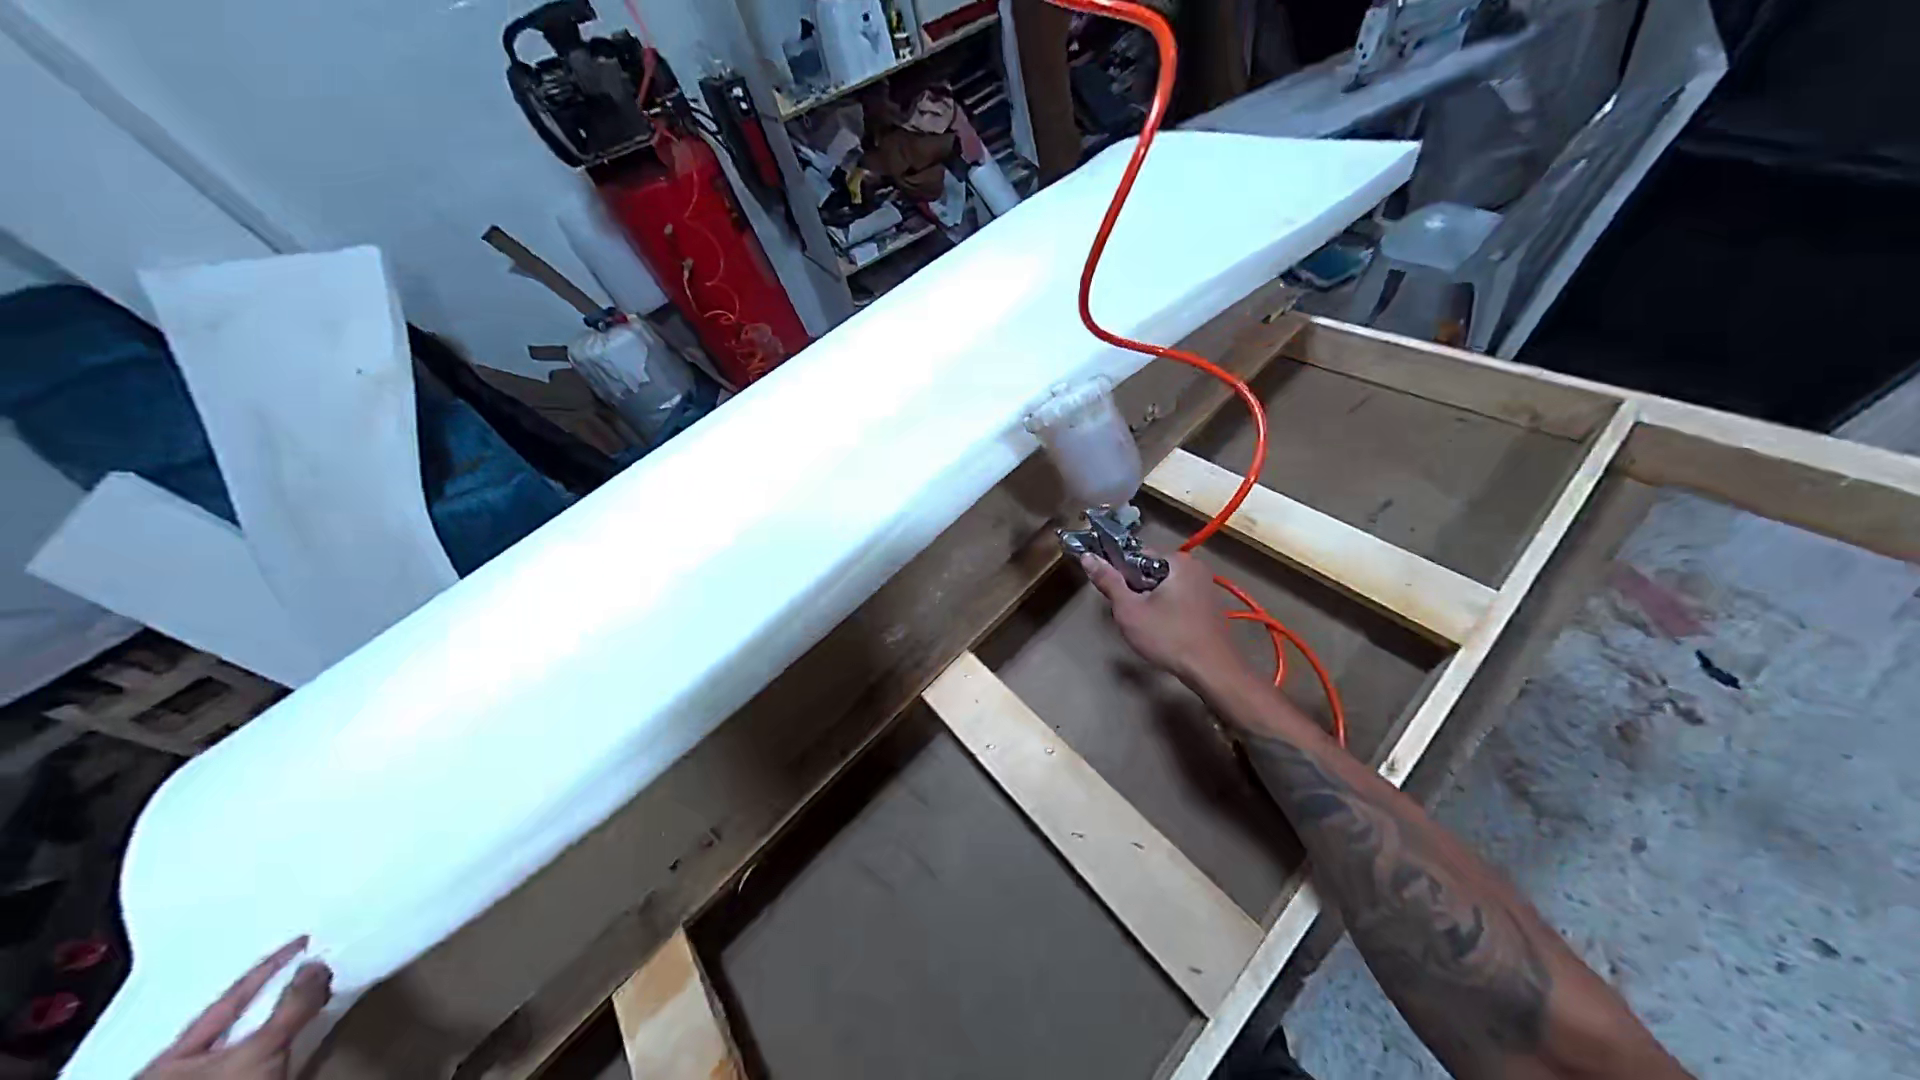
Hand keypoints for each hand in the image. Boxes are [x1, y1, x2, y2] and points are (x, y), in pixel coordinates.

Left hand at [139, 938, 331, 1079]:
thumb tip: (319, 961)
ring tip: (312, 986)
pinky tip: (302, 1025)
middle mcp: (180, 1072)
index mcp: (168, 1060)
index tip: (306, 939)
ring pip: (249, 1038)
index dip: (269, 967)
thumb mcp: (260, 1052)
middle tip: (311, 960)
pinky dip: (285, 1036)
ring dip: (283, 1013)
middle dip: (275, 989)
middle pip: (235, 1019)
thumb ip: (291, 1006)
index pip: (228, 999)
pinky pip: (263, 1055)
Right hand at [1079, 550, 1247, 685]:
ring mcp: (1206, 587)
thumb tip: (1088, 557)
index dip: (1120, 576)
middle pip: (1150, 573)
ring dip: (1151, 603)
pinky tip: (1164, 632)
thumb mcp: (1130, 610)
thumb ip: (1109, 582)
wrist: (1213, 671)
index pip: (1136, 557)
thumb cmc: (1169, 637)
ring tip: (1147, 627)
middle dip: (1137, 591)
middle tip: (1132, 616)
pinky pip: (1178, 600)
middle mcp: (1195, 567)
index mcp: (1177, 561)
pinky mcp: (1210, 606)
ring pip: (1164, 588)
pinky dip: (1167, 612)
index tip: (1117, 598)